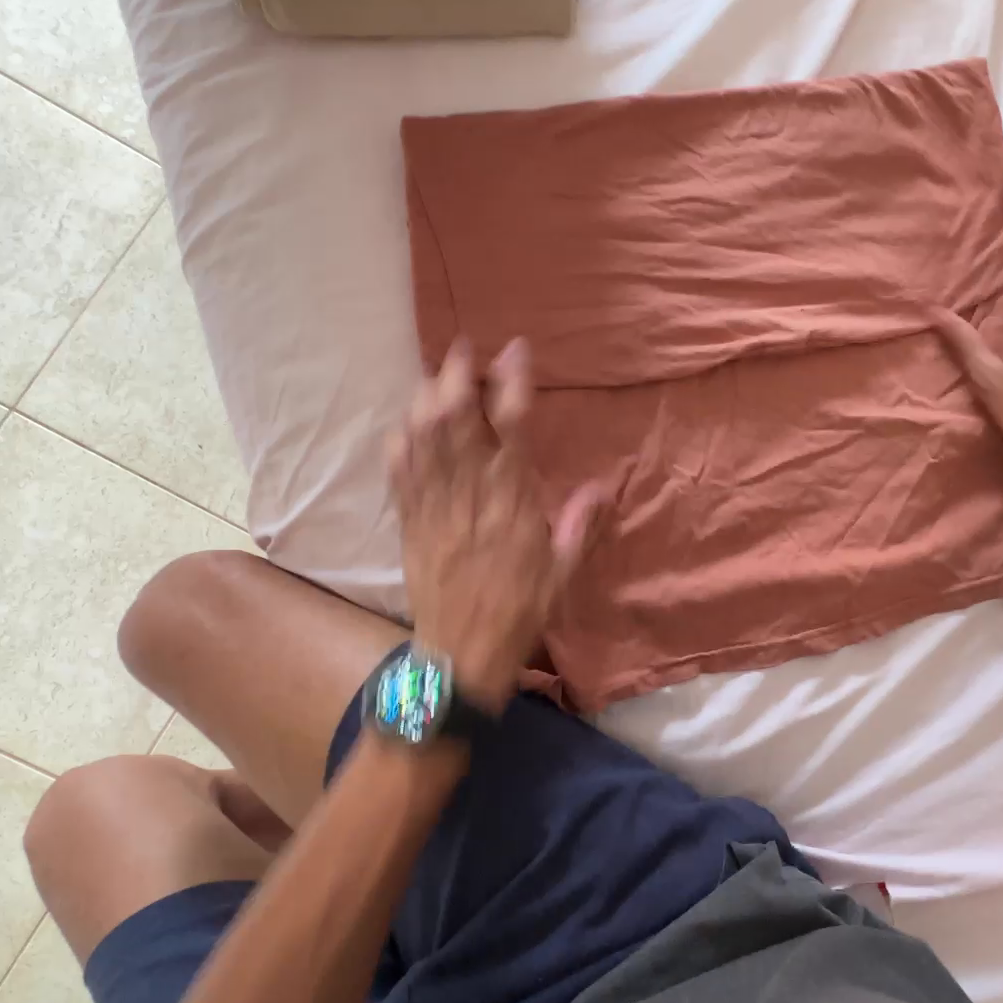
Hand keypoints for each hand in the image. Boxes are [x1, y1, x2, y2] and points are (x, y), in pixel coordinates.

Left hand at [388, 338, 603, 711]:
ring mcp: (434, 509)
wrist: (460, 656)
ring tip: (436, 372)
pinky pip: (400, 475)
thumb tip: (603, 485)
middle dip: (458, 378)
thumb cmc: (520, 613)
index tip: (516, 351)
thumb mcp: (563, 573)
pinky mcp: (409, 525)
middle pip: (457, 423)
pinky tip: (405, 423)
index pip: (511, 432)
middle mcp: (470, 498)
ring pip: (425, 440)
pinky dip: (401, 443)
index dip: (512, 386)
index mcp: (513, 506)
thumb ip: (580, 525)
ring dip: (428, 399)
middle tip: (464, 347)